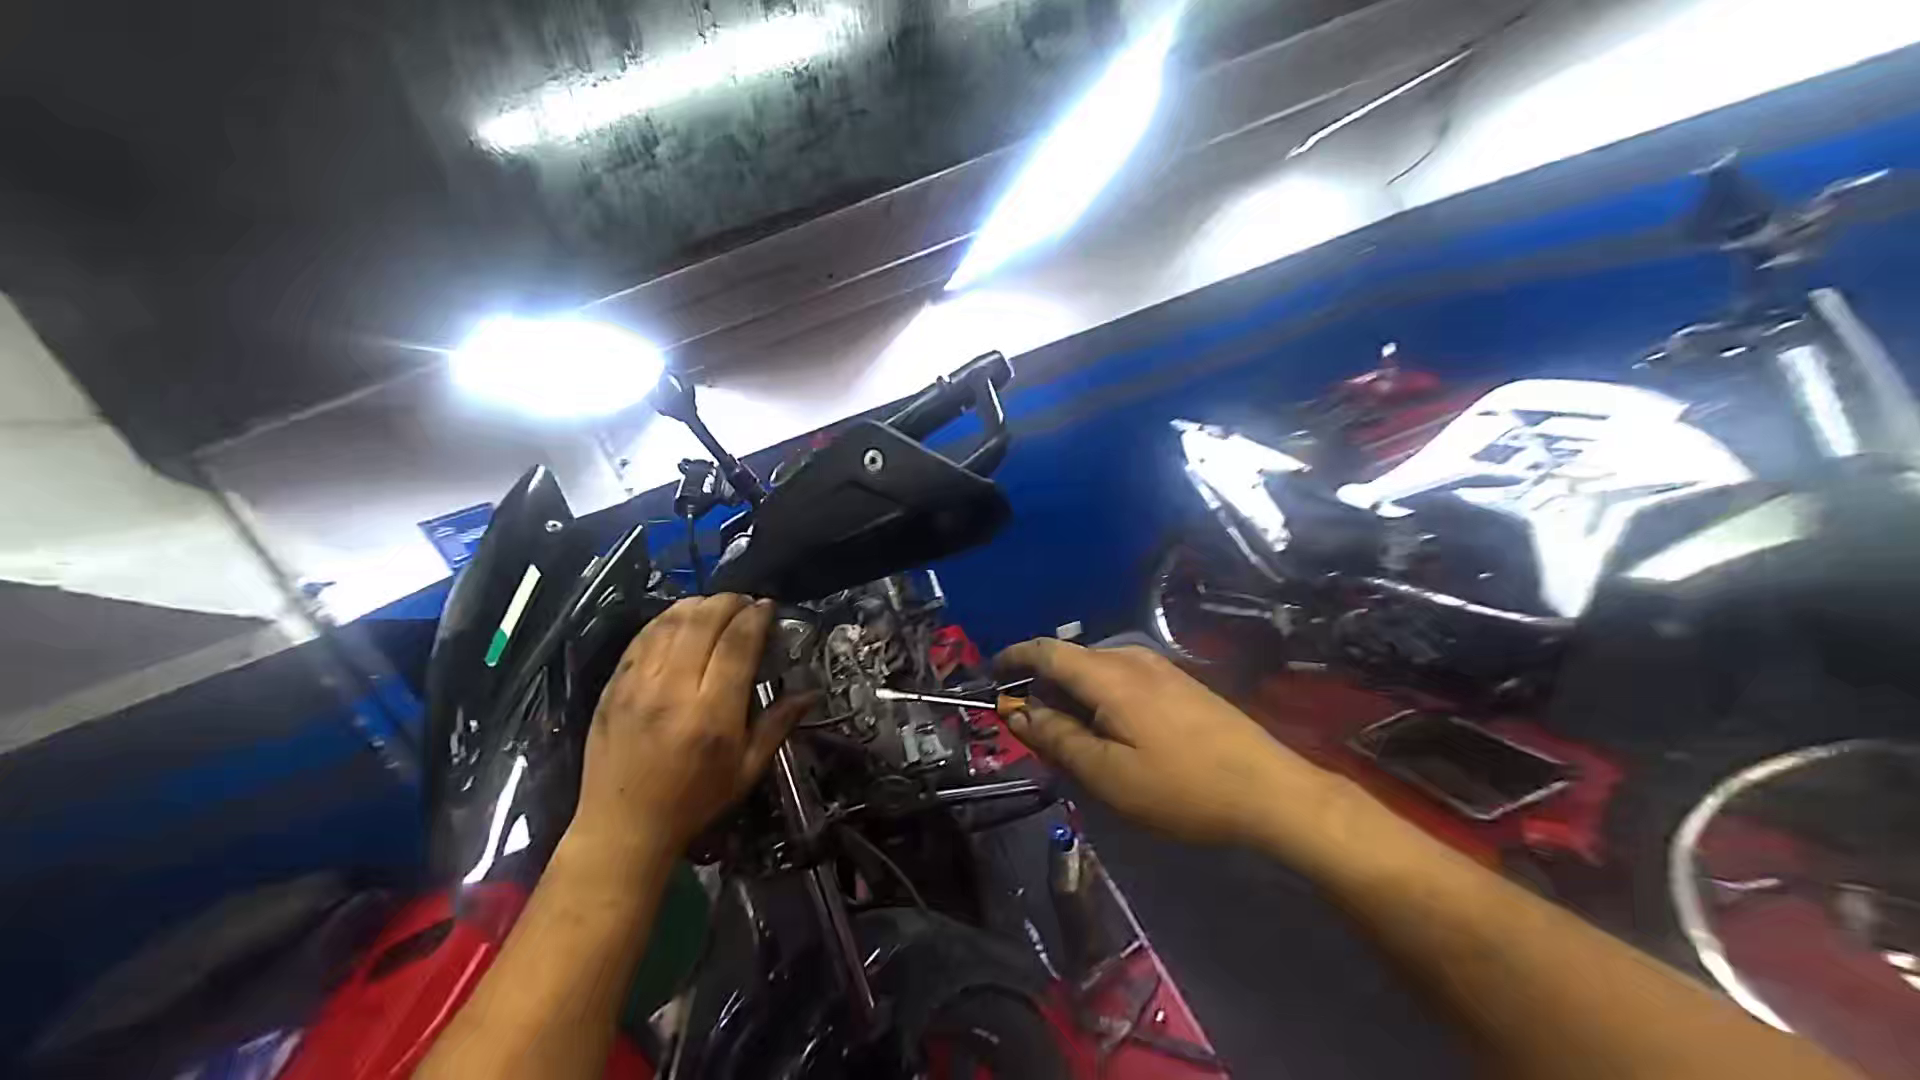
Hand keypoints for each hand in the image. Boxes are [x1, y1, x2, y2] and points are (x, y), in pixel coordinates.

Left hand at [571, 594, 812, 860]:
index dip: (755, 617)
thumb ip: (779, 723)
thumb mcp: (747, 769)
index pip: (737, 644)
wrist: (622, 828)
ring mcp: (636, 686)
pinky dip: (665, 619)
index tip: (768, 606)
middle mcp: (672, 691)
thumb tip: (812, 692)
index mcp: (712, 715)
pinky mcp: (612, 686)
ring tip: (716, 606)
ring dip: (698, 605)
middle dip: (729, 602)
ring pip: (669, 622)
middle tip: (745, 602)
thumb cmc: (694, 802)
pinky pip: (641, 637)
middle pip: (703, 622)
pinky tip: (680, 619)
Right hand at [995, 640, 1346, 849]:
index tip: (992, 676)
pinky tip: (1108, 731)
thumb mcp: (1108, 774)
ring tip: (1067, 736)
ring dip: (1071, 694)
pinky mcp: (1179, 682)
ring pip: (1096, 669)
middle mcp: (1132, 658)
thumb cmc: (1182, 787)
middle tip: (1029, 728)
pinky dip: (1099, 697)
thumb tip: (1016, 712)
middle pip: (1070, 659)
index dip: (1013, 658)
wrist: (1271, 791)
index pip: (1046, 651)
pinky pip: (1122, 678)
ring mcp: (1160, 667)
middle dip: (1042, 686)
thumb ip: (1056, 738)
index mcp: (1109, 674)